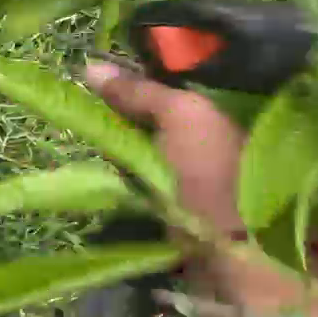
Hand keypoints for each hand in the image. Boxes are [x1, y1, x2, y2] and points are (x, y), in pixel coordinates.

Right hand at [83, 60, 245, 231]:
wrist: (229, 250)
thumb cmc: (213, 175)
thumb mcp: (182, 118)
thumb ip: (142, 91)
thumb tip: (90, 66)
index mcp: (222, 118)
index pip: (167, 89)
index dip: (131, 83)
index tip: (93, 82)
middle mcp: (211, 142)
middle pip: (149, 117)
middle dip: (118, 116)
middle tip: (88, 115)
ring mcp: (193, 175)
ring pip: (138, 147)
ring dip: (115, 147)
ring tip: (93, 145)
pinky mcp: (174, 202)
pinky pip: (135, 176)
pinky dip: (118, 174)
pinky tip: (106, 174)